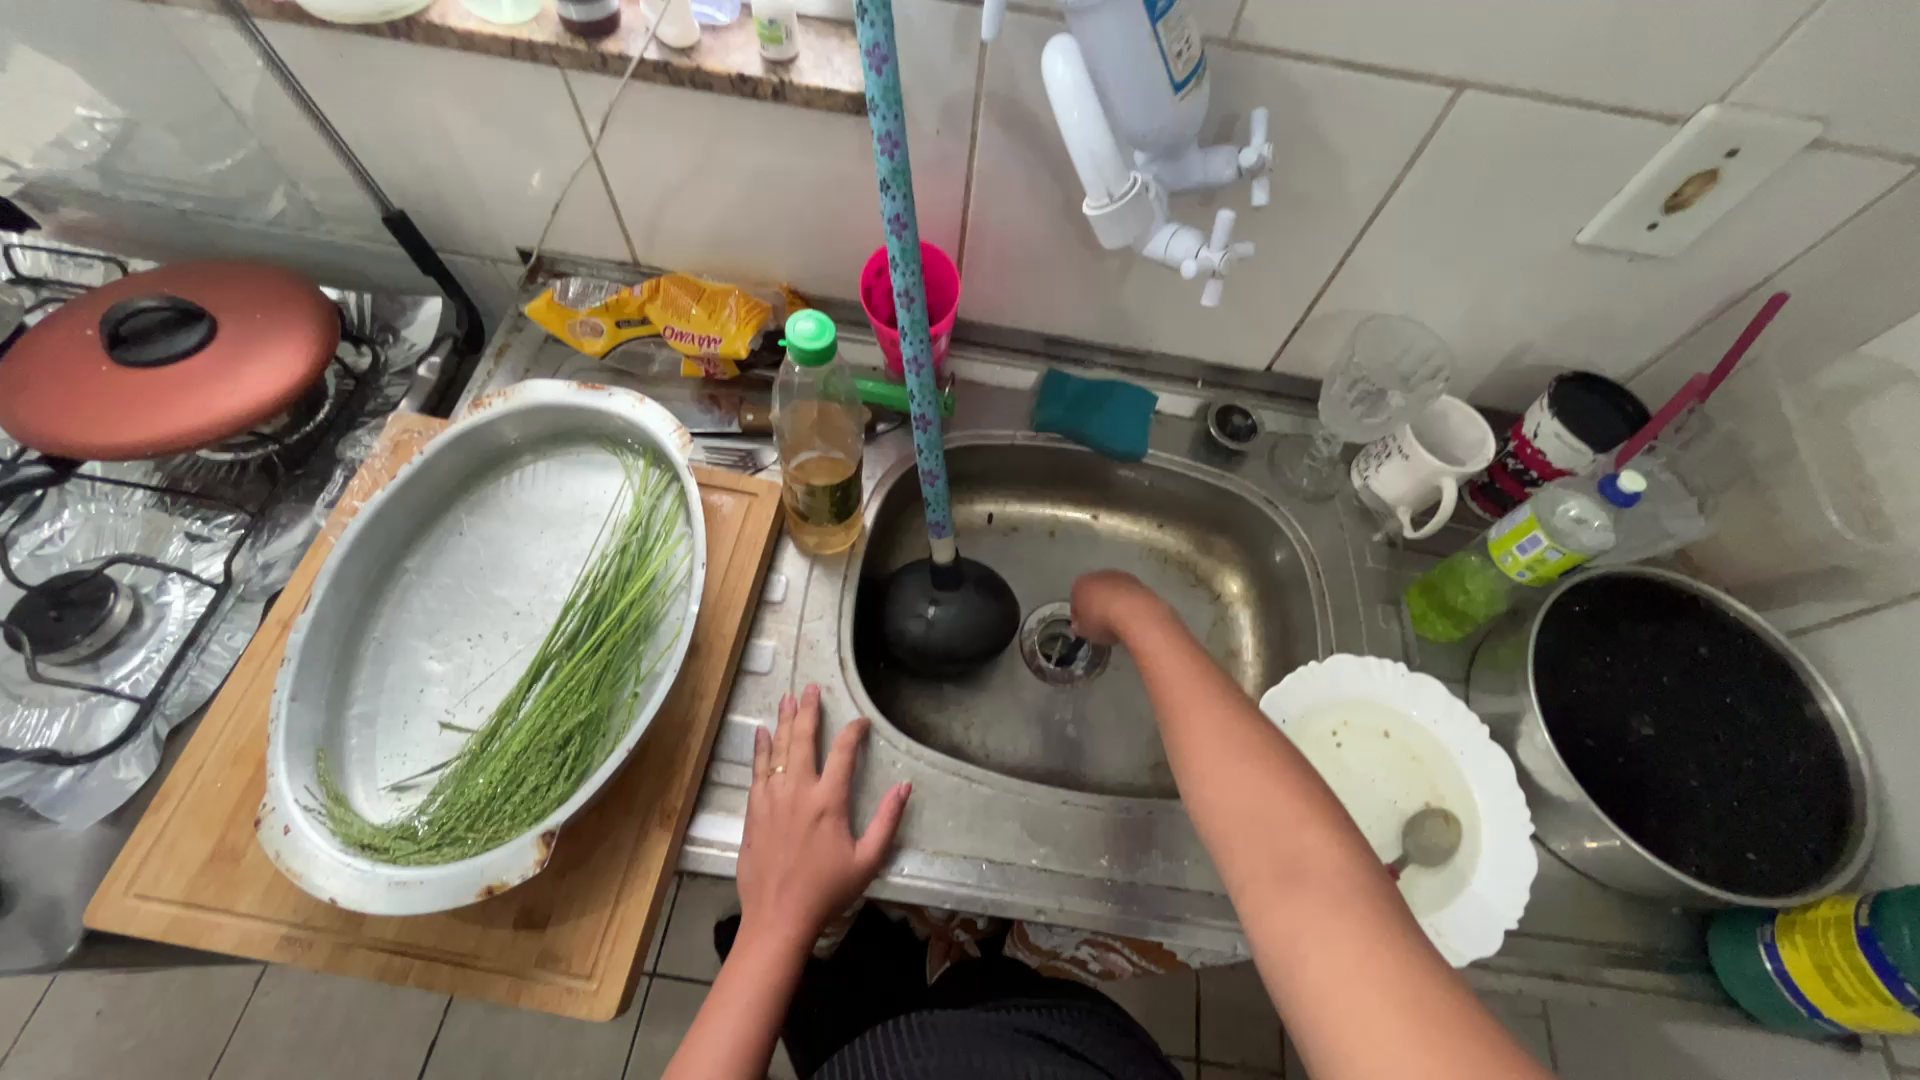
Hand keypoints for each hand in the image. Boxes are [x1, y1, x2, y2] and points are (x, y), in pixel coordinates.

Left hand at [738, 684, 910, 956]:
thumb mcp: (868, 860)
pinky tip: (761, 734)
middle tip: (810, 688)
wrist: (778, 918)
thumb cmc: (827, 891)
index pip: (843, 753)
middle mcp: (798, 792)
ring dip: (782, 722)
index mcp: (828, 801)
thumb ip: (887, 820)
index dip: (853, 732)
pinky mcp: (754, 812)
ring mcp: (772, 800)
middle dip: (808, 711)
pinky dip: (760, 750)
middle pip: (802, 740)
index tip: (861, 722)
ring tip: (786, 698)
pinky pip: (757, 771)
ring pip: (777, 751)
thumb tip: (905, 786)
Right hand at [1070, 569, 1161, 645]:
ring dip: (1114, 604)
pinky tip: (1131, 619)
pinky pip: (1129, 596)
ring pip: (1113, 593)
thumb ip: (1080, 627)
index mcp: (1080, 584)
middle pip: (1095, 593)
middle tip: (1101, 625)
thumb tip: (1081, 626)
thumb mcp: (1084, 631)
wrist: (1134, 613)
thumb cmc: (1102, 620)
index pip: (1075, 601)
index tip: (1085, 628)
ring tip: (1118, 624)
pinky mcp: (1138, 582)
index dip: (1079, 616)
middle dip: (1097, 607)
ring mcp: (1120, 577)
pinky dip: (1129, 605)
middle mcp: (1098, 575)